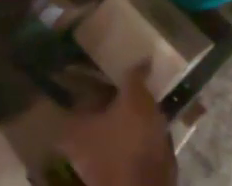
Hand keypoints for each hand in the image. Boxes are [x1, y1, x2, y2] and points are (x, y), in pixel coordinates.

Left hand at [57, 64, 176, 185]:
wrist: (144, 184)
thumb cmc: (129, 140)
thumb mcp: (135, 98)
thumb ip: (134, 75)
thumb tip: (141, 57)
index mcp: (73, 126)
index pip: (80, 90)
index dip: (97, 73)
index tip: (114, 59)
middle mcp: (79, 141)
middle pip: (99, 105)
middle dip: (119, 89)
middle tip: (139, 70)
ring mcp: (98, 154)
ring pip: (116, 119)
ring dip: (133, 105)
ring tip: (153, 86)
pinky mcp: (118, 161)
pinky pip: (129, 134)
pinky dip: (141, 123)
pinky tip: (158, 109)